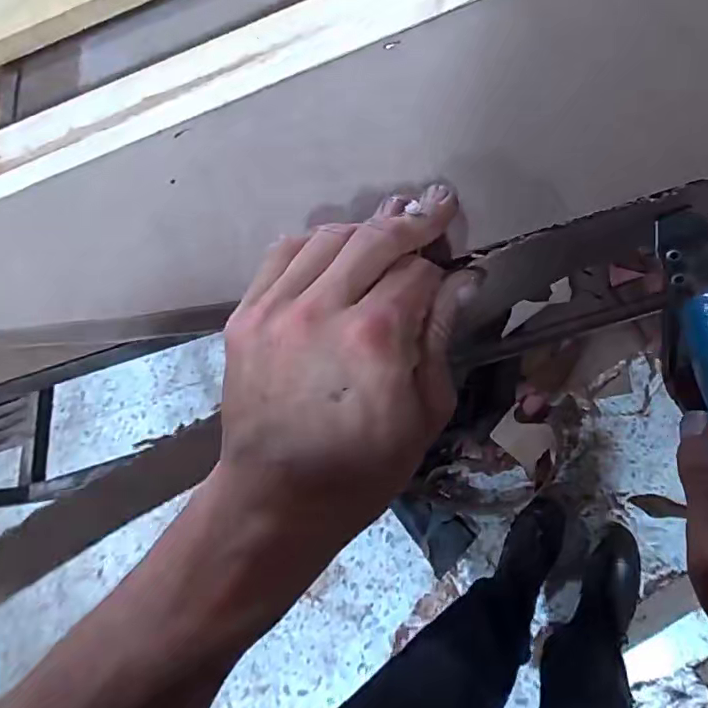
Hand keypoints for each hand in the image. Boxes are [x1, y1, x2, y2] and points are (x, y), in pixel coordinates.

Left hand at [211, 185, 480, 551]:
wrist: (275, 501)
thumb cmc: (365, 467)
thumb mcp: (428, 411)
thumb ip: (440, 336)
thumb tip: (462, 280)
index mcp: (375, 338)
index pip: (419, 271)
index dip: (444, 266)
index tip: (457, 267)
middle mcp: (323, 310)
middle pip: (377, 236)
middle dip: (415, 220)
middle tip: (439, 205)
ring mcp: (276, 309)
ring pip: (331, 235)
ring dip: (368, 228)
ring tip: (392, 230)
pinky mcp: (246, 316)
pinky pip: (284, 251)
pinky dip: (318, 241)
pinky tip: (338, 248)